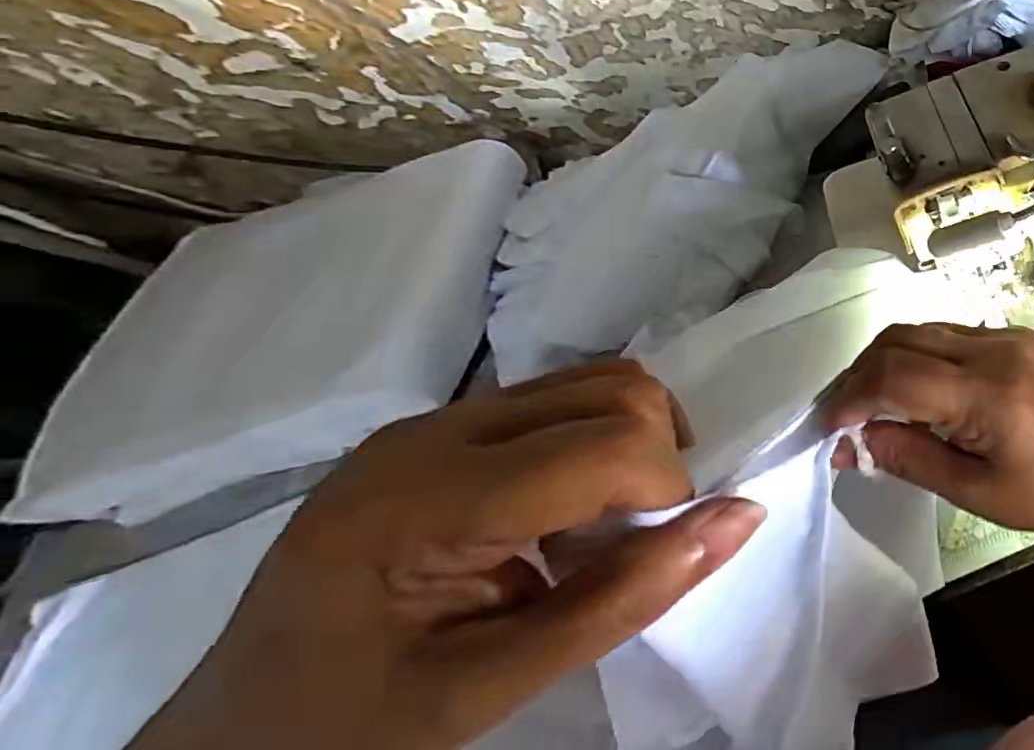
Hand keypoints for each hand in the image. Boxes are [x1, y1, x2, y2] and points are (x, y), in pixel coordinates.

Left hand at [132, 358, 764, 749]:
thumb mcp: (492, 689)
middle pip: (613, 392)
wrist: (232, 734)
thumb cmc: (354, 728)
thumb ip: (625, 599)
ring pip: (599, 378)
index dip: (666, 491)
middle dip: (658, 459)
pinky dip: (603, 432)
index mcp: (425, 503)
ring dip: (638, 437)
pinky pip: (564, 392)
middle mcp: (432, 432)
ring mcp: (434, 419)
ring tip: (605, 516)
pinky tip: (571, 498)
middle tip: (633, 537)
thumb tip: (744, 516)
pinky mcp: (444, 422)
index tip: (654, 552)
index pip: (604, 447)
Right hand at [824, 323, 1033, 538]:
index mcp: (991, 393)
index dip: (853, 397)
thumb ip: (908, 457)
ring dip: (882, 362)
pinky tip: (903, 389)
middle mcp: (995, 349)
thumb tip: (853, 440)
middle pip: (902, 341)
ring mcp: (1004, 335)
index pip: (899, 377)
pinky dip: (912, 357)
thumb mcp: (974, 492)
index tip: (826, 427)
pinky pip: (944, 335)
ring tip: (862, 402)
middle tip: (837, 414)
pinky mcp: (1009, 335)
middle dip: (859, 375)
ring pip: (919, 331)